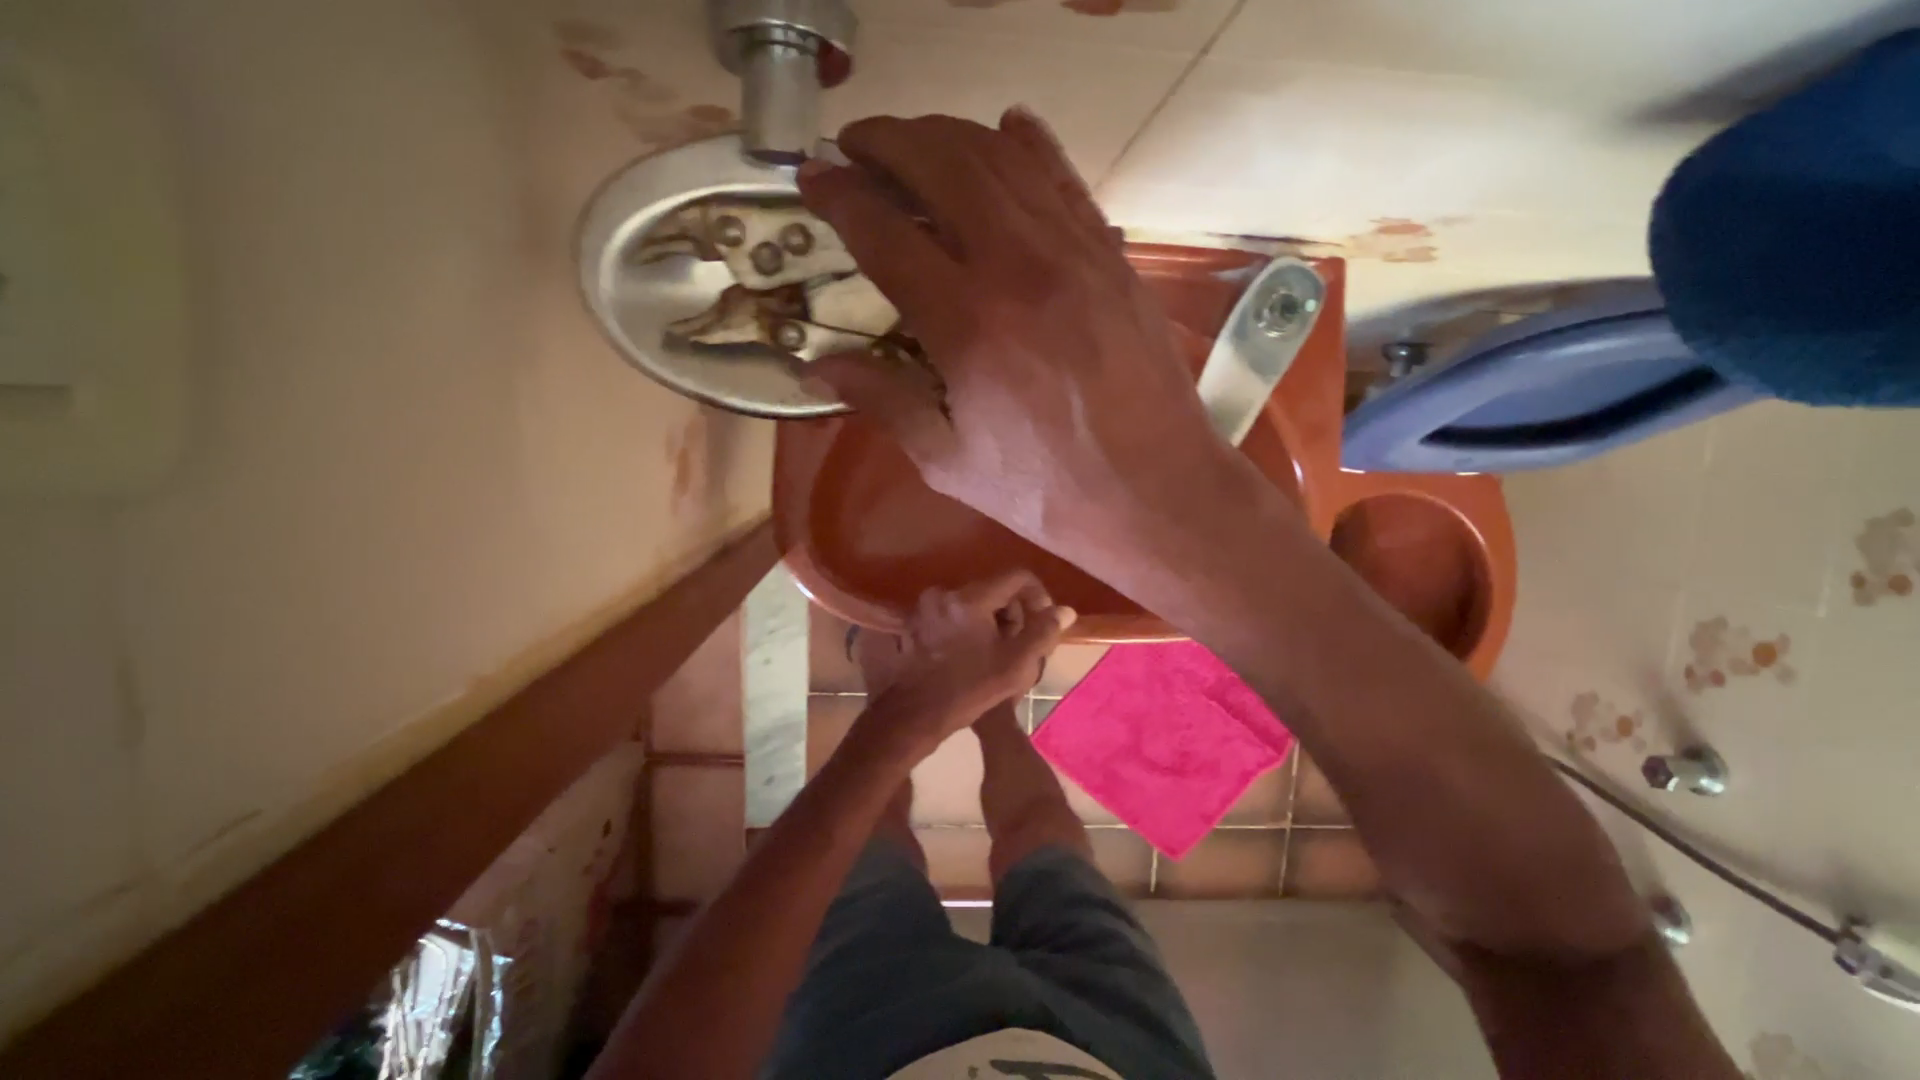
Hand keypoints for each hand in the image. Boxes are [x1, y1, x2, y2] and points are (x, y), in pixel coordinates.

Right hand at [796, 111, 1245, 573]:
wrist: (1156, 491)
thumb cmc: (1045, 490)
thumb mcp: (948, 460)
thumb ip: (882, 400)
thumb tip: (815, 364)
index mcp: (966, 325)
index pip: (885, 232)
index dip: (840, 196)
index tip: (811, 178)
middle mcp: (1018, 267)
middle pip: (942, 166)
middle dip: (887, 141)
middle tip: (855, 144)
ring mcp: (1074, 251)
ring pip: (1002, 158)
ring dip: (948, 134)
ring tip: (913, 141)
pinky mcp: (1112, 254)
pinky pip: (1064, 177)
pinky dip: (1029, 143)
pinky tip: (1007, 125)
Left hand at [854, 571, 1074, 752]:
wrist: (915, 714)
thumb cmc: (969, 689)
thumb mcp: (1016, 664)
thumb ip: (1044, 632)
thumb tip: (1064, 611)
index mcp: (970, 598)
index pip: (1016, 577)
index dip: (1037, 596)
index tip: (1042, 622)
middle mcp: (945, 593)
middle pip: (993, 590)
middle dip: (1013, 612)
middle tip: (1020, 643)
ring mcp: (926, 607)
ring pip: (972, 603)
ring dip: (991, 621)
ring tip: (997, 653)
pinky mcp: (915, 623)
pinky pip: (952, 614)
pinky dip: (967, 626)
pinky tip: (971, 655)